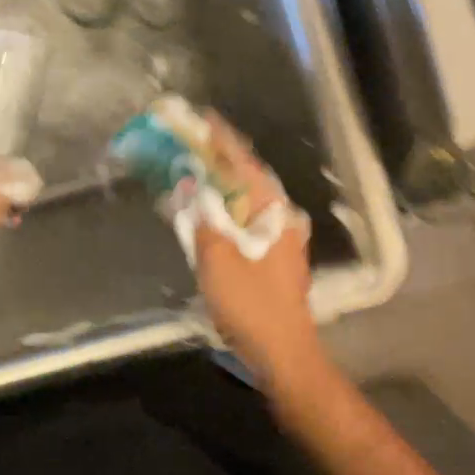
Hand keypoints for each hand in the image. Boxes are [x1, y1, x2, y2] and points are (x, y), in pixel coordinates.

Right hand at [194, 111, 321, 378]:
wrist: (284, 355)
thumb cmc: (251, 304)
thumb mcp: (217, 259)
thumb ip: (203, 219)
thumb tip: (190, 188)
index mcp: (272, 212)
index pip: (244, 164)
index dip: (222, 141)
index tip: (203, 119)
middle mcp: (281, 219)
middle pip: (247, 179)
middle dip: (220, 160)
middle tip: (191, 143)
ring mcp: (280, 240)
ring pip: (247, 201)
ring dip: (221, 186)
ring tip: (194, 171)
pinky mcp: (273, 259)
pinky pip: (246, 220)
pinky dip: (225, 210)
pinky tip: (207, 213)